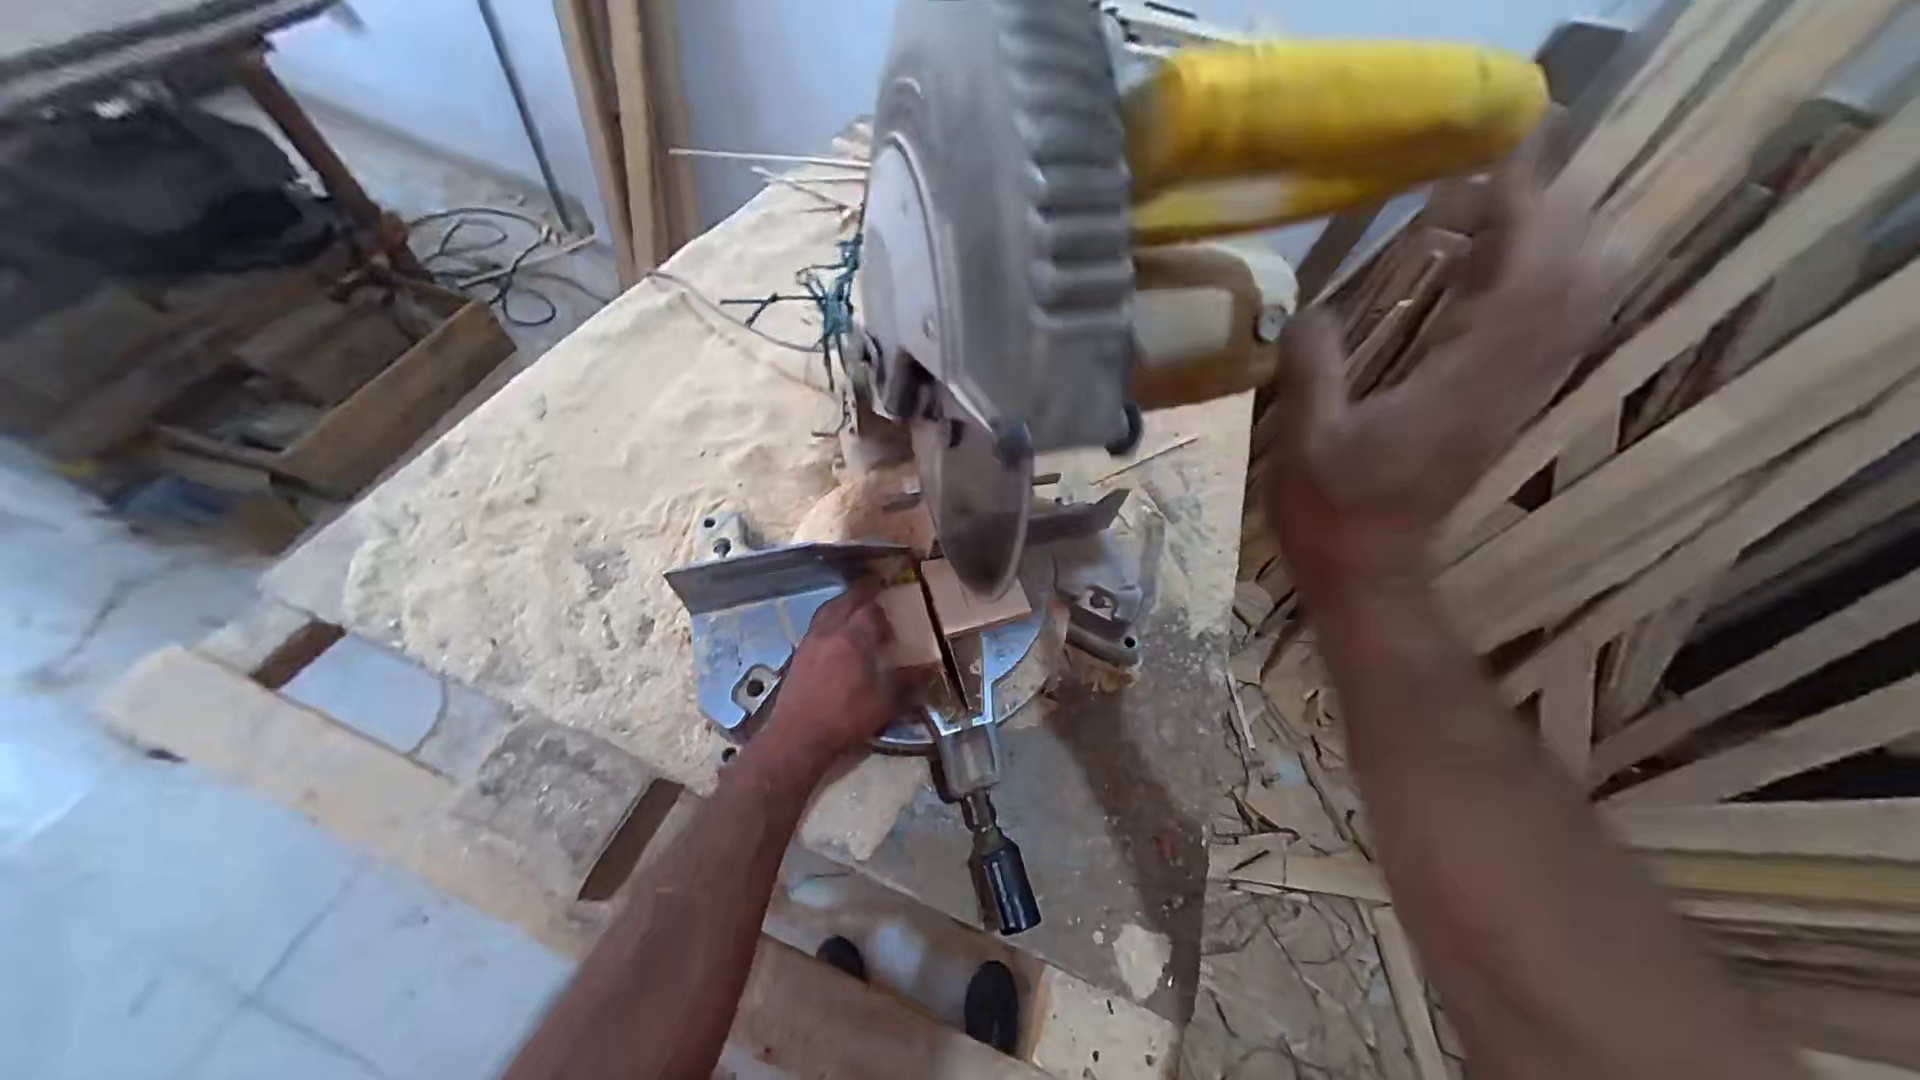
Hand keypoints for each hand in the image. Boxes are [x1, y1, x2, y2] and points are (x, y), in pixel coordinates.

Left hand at [760, 582, 899, 773]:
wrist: (799, 736)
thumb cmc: (845, 719)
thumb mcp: (884, 704)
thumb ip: (907, 682)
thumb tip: (929, 669)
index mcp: (854, 639)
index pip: (871, 611)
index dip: (883, 612)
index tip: (891, 622)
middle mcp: (830, 632)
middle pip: (847, 600)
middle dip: (862, 591)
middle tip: (875, 585)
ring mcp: (811, 640)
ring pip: (828, 608)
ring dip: (843, 601)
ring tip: (854, 602)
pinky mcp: (799, 653)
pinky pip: (816, 622)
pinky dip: (829, 616)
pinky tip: (835, 630)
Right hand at [1265, 152, 1617, 585]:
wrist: (1368, 570)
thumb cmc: (1331, 510)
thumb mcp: (1306, 439)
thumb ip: (1312, 368)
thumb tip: (1307, 309)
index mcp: (1460, 385)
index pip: (1527, 279)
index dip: (1526, 213)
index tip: (1499, 164)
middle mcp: (1506, 385)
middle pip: (1575, 282)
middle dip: (1557, 218)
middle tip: (1505, 180)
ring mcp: (1512, 400)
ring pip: (1576, 307)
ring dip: (1559, 250)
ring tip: (1508, 215)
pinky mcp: (1502, 412)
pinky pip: (1552, 336)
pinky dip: (1546, 290)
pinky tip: (1503, 278)